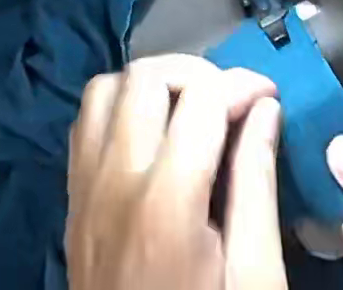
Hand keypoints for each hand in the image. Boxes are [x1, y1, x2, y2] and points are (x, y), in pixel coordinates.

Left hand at [67, 55, 286, 289]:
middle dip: (198, 73)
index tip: (270, 96)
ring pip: (108, 86)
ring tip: (190, 110)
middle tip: (231, 104)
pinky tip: (151, 131)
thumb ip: (256, 185)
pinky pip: (86, 120)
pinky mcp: (72, 200)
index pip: (201, 97)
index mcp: (166, 203)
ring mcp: (84, 188)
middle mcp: (114, 180)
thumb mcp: (255, 281)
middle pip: (147, 76)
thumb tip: (264, 108)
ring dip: (153, 83)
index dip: (243, 84)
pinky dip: (119, 104)